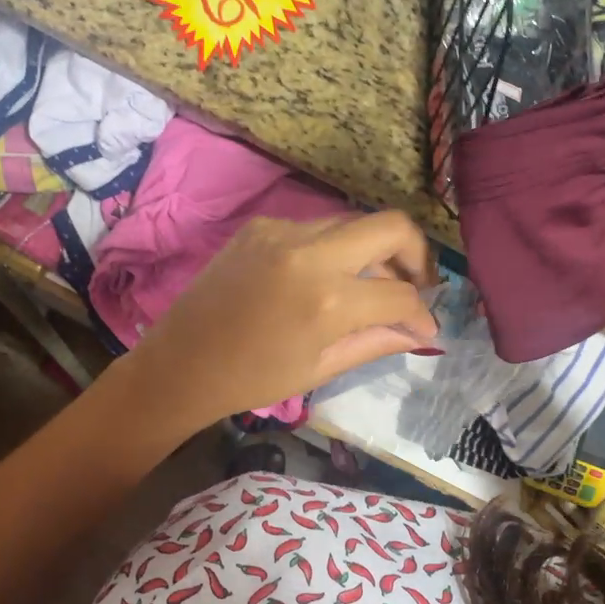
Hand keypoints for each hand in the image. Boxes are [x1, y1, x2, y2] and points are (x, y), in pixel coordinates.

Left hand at [119, 212, 439, 424]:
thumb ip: (376, 342)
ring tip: (372, 287)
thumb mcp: (320, 369)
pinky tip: (324, 281)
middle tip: (416, 285)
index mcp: (327, 300)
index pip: (400, 294)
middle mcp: (310, 252)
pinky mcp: (261, 225)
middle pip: (392, 226)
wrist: (180, 364)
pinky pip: (316, 227)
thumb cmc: (251, 380)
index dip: (422, 314)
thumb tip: (421, 333)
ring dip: (373, 251)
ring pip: (353, 223)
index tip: (425, 328)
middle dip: (417, 255)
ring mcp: (282, 231)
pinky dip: (333, 250)